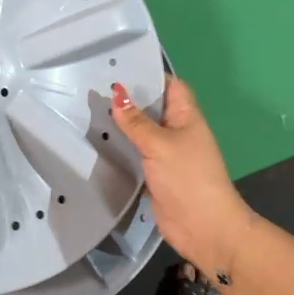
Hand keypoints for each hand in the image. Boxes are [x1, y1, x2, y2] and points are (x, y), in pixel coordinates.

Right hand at [111, 76, 255, 276]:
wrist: (204, 228)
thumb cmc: (187, 177)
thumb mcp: (159, 145)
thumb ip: (136, 121)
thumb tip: (117, 92)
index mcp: (186, 116)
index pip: (169, 85)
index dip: (149, 74)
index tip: (119, 67)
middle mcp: (177, 130)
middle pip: (152, 107)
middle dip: (129, 98)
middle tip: (94, 86)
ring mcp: (166, 153)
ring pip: (141, 131)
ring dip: (122, 124)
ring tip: (89, 109)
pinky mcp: (155, 174)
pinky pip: (136, 154)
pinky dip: (121, 148)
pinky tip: (97, 142)